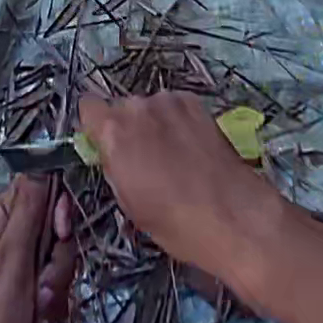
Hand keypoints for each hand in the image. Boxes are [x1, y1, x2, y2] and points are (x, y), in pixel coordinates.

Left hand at [0, 174, 76, 322]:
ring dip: (56, 285)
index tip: (61, 231)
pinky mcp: (29, 292)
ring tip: (37, 308)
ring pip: (60, 258)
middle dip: (58, 258)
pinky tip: (38, 320)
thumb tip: (40, 153)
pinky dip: (53, 305)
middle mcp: (10, 233)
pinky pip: (56, 285)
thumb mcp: (11, 253)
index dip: (58, 209)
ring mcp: (19, 264)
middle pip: (55, 226)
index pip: (41, 188)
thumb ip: (30, 205)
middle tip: (42, 282)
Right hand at [78, 92, 284, 278]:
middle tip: (146, 158)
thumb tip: (111, 153)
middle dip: (128, 128)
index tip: (106, 145)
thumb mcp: (129, 202)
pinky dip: (177, 120)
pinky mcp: (194, 101)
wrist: (235, 217)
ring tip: (176, 154)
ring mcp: (167, 100)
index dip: (95, 125)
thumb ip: (113, 165)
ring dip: (154, 123)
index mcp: (113, 131)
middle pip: (121, 108)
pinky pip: (173, 105)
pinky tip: (193, 146)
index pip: (87, 106)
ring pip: (149, 107)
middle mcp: (136, 107)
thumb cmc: (175, 222)